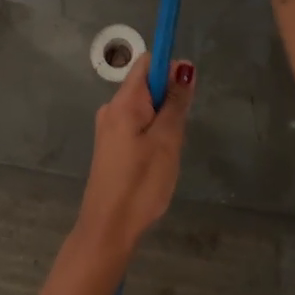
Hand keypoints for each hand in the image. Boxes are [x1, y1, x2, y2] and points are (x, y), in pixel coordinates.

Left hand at [78, 55, 195, 249]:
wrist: (108, 230)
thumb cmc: (140, 183)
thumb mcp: (167, 140)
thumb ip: (176, 102)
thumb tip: (184, 66)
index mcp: (123, 102)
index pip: (147, 63)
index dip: (170, 69)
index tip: (186, 94)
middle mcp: (111, 109)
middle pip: (146, 86)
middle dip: (169, 101)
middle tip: (177, 135)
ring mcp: (108, 129)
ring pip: (144, 109)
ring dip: (162, 122)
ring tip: (167, 154)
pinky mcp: (110, 147)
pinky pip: (136, 126)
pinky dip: (151, 136)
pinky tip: (156, 163)